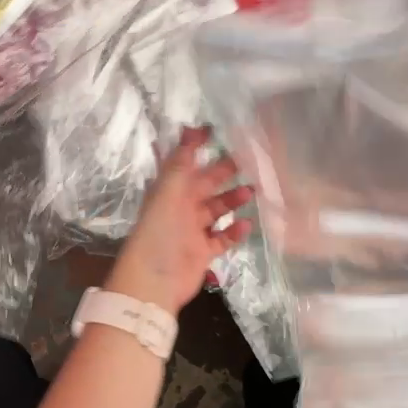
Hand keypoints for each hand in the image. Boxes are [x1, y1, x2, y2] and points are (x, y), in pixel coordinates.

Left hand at [105, 126, 253, 315]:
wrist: (154, 280)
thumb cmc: (159, 232)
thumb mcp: (167, 192)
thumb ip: (180, 162)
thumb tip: (191, 127)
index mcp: (167, 191)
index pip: (184, 163)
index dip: (197, 147)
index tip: (216, 131)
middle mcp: (179, 207)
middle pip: (205, 185)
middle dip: (223, 172)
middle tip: (249, 161)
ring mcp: (191, 230)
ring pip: (216, 210)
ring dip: (233, 200)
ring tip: (253, 191)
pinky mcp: (202, 251)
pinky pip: (222, 238)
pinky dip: (234, 231)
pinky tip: (247, 224)